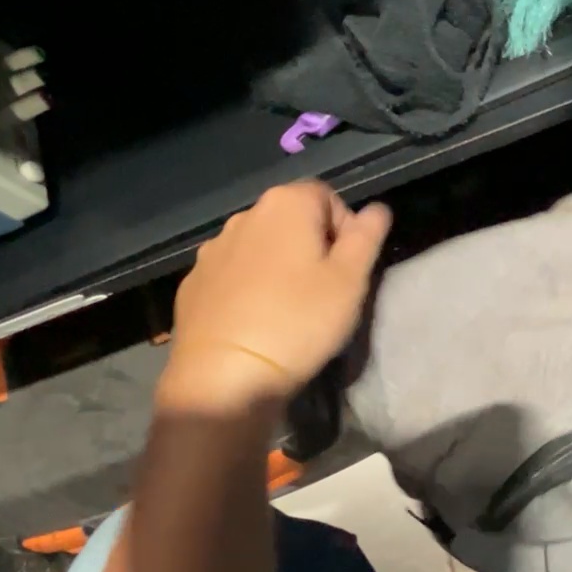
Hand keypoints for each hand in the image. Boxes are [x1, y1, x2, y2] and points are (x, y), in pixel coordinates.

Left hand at [160, 181, 390, 412]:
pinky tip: (259, 322)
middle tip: (326, 292)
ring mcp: (213, 250)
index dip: (346, 229)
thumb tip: (377, 209)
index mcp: (285, 205)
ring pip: (261, 247)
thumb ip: (366, 237)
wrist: (226, 375)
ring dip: (280, 267)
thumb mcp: (350, 281)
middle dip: (313, 247)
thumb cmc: (299, 322)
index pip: (327, 196)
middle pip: (291, 220)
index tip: (349, 269)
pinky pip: (234, 274)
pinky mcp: (194, 283)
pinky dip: (250, 288)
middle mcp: (244, 216)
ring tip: (291, 309)